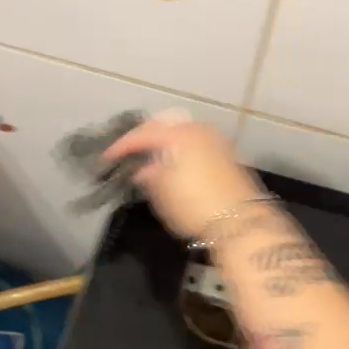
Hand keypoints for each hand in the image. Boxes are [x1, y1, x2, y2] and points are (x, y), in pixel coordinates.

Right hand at [103, 110, 265, 239]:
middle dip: (144, 139)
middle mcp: (199, 130)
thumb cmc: (195, 205)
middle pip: (164, 126)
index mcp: (179, 133)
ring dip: (164, 144)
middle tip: (128, 154)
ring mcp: (216, 141)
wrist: (242, 222)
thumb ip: (148, 176)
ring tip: (149, 161)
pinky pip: (195, 145)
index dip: (121, 147)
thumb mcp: (162, 193)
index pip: (142, 134)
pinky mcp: (228, 156)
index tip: (106, 160)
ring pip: (182, 134)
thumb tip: (142, 170)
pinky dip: (181, 151)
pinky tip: (173, 166)